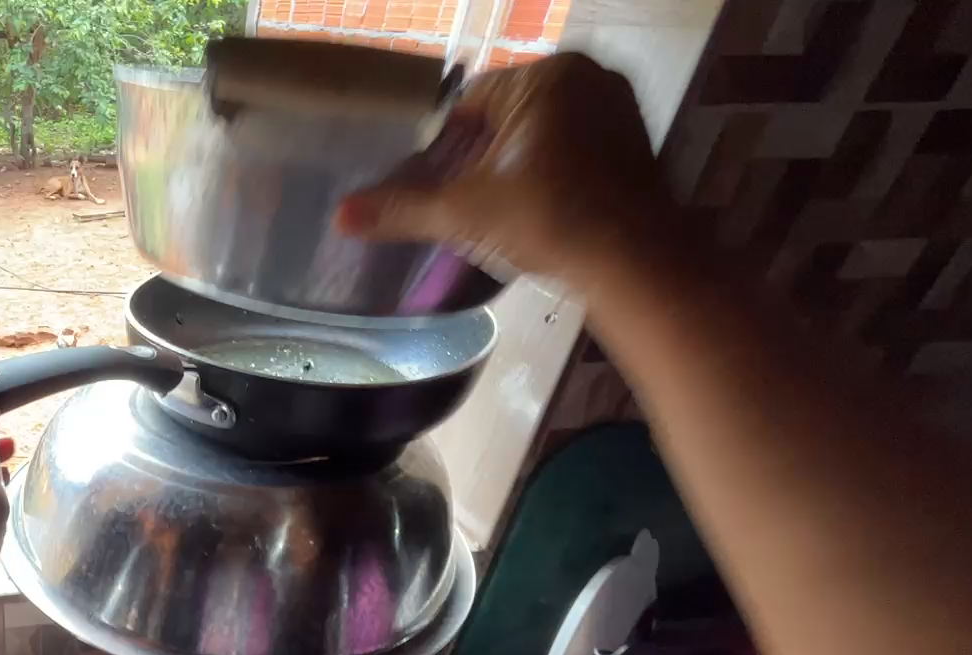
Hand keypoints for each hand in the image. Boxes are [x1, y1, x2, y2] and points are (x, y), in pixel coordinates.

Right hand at [336, 53, 681, 287]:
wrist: (631, 260)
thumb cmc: (546, 220)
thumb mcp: (461, 214)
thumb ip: (399, 210)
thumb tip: (339, 215)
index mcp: (546, 77)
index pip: (466, 104)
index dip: (437, 148)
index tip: (427, 187)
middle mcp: (587, 77)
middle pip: (497, 119)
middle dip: (470, 160)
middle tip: (452, 205)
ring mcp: (614, 108)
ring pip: (530, 135)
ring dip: (501, 170)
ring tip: (484, 213)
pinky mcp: (627, 142)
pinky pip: (562, 149)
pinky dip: (536, 176)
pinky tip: (526, 213)